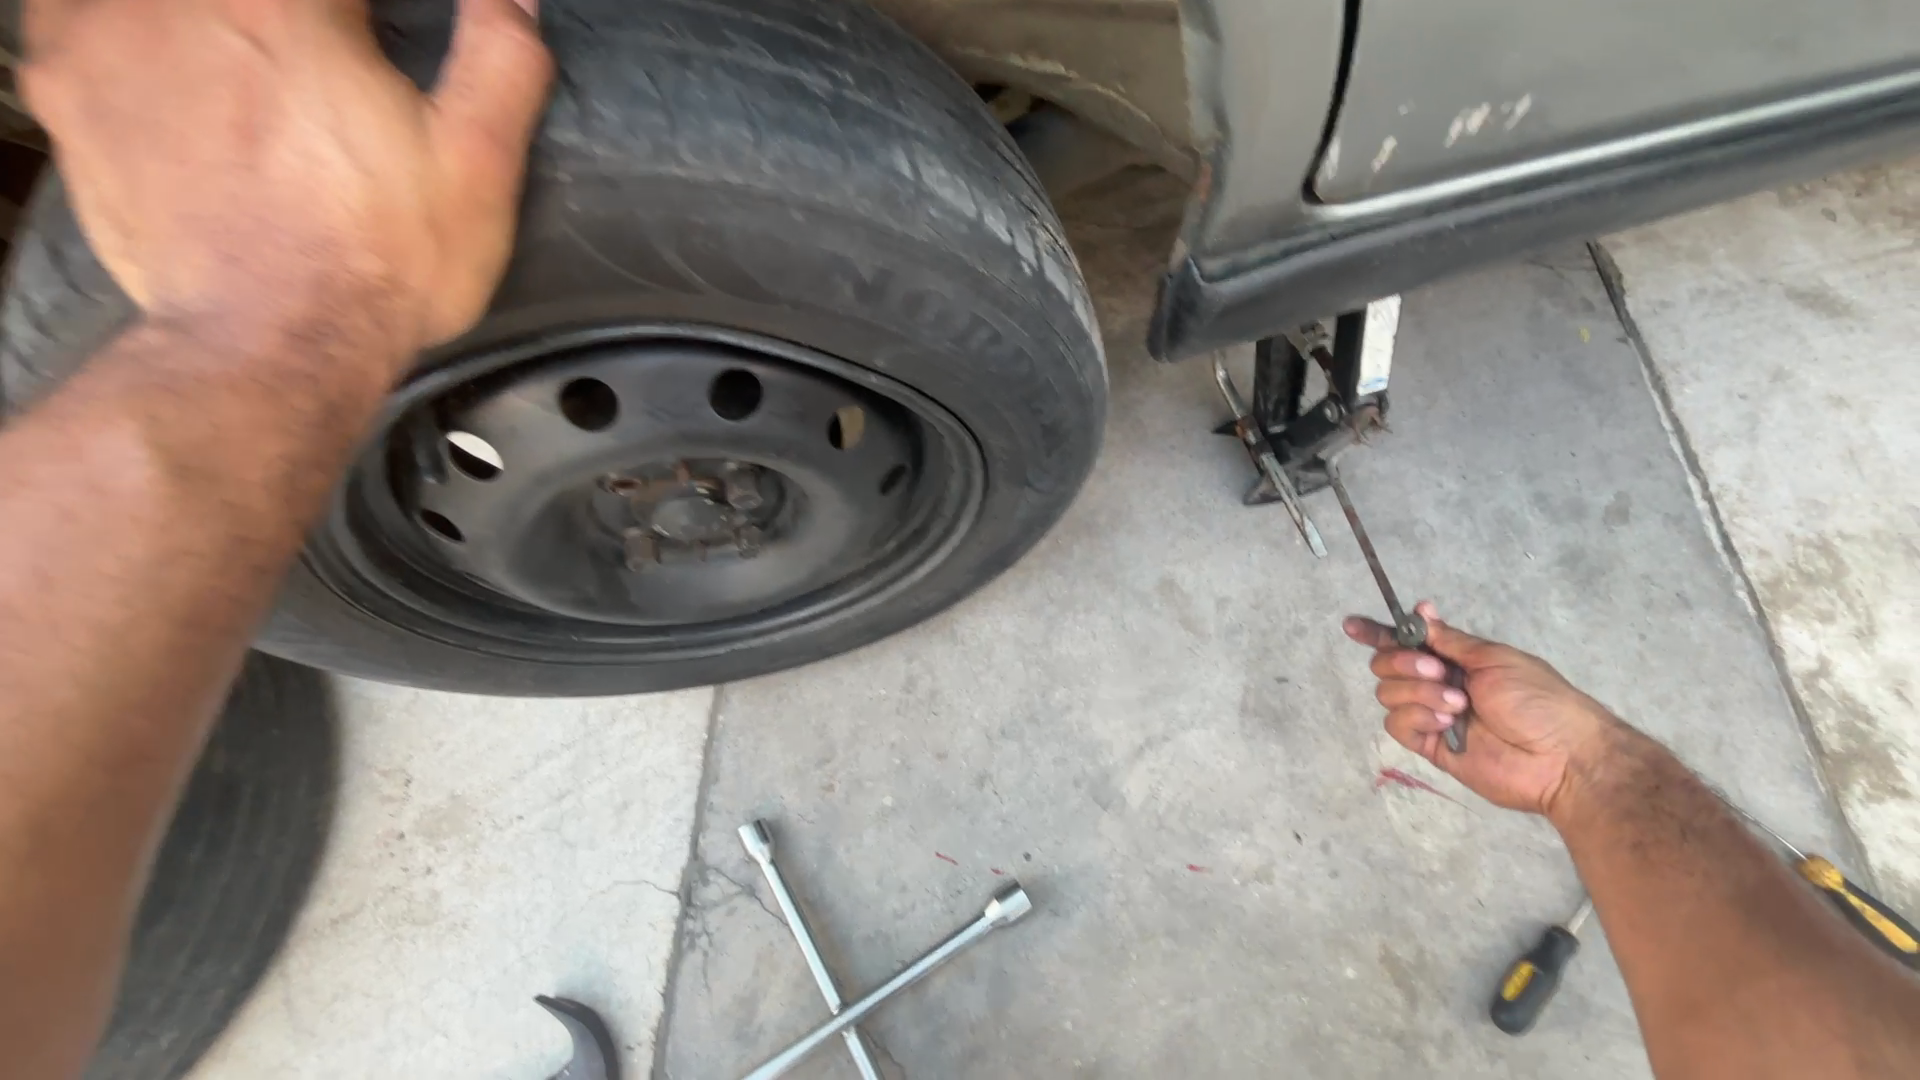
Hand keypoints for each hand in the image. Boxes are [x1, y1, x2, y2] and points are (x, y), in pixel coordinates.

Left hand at [21, 0, 553, 363]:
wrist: (281, 343)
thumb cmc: (393, 255)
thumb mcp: (480, 165)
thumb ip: (500, 58)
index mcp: (290, 4)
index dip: (369, 14)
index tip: (385, 42)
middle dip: (303, 25)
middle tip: (336, 82)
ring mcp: (103, 33)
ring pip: (164, 2)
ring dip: (223, 26)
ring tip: (273, 91)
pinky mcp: (67, 89)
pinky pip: (79, 14)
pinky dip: (137, 30)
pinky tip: (182, 72)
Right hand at [1344, 601, 1624, 819]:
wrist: (1561, 756)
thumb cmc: (1538, 700)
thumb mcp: (1495, 658)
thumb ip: (1449, 639)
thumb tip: (1420, 610)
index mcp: (1453, 660)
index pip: (1404, 642)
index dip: (1376, 634)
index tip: (1352, 626)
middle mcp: (1435, 684)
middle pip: (1386, 664)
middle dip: (1403, 662)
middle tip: (1435, 671)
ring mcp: (1429, 714)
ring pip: (1387, 692)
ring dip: (1418, 693)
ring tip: (1457, 705)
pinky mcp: (1427, 743)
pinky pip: (1397, 723)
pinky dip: (1416, 718)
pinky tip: (1445, 723)